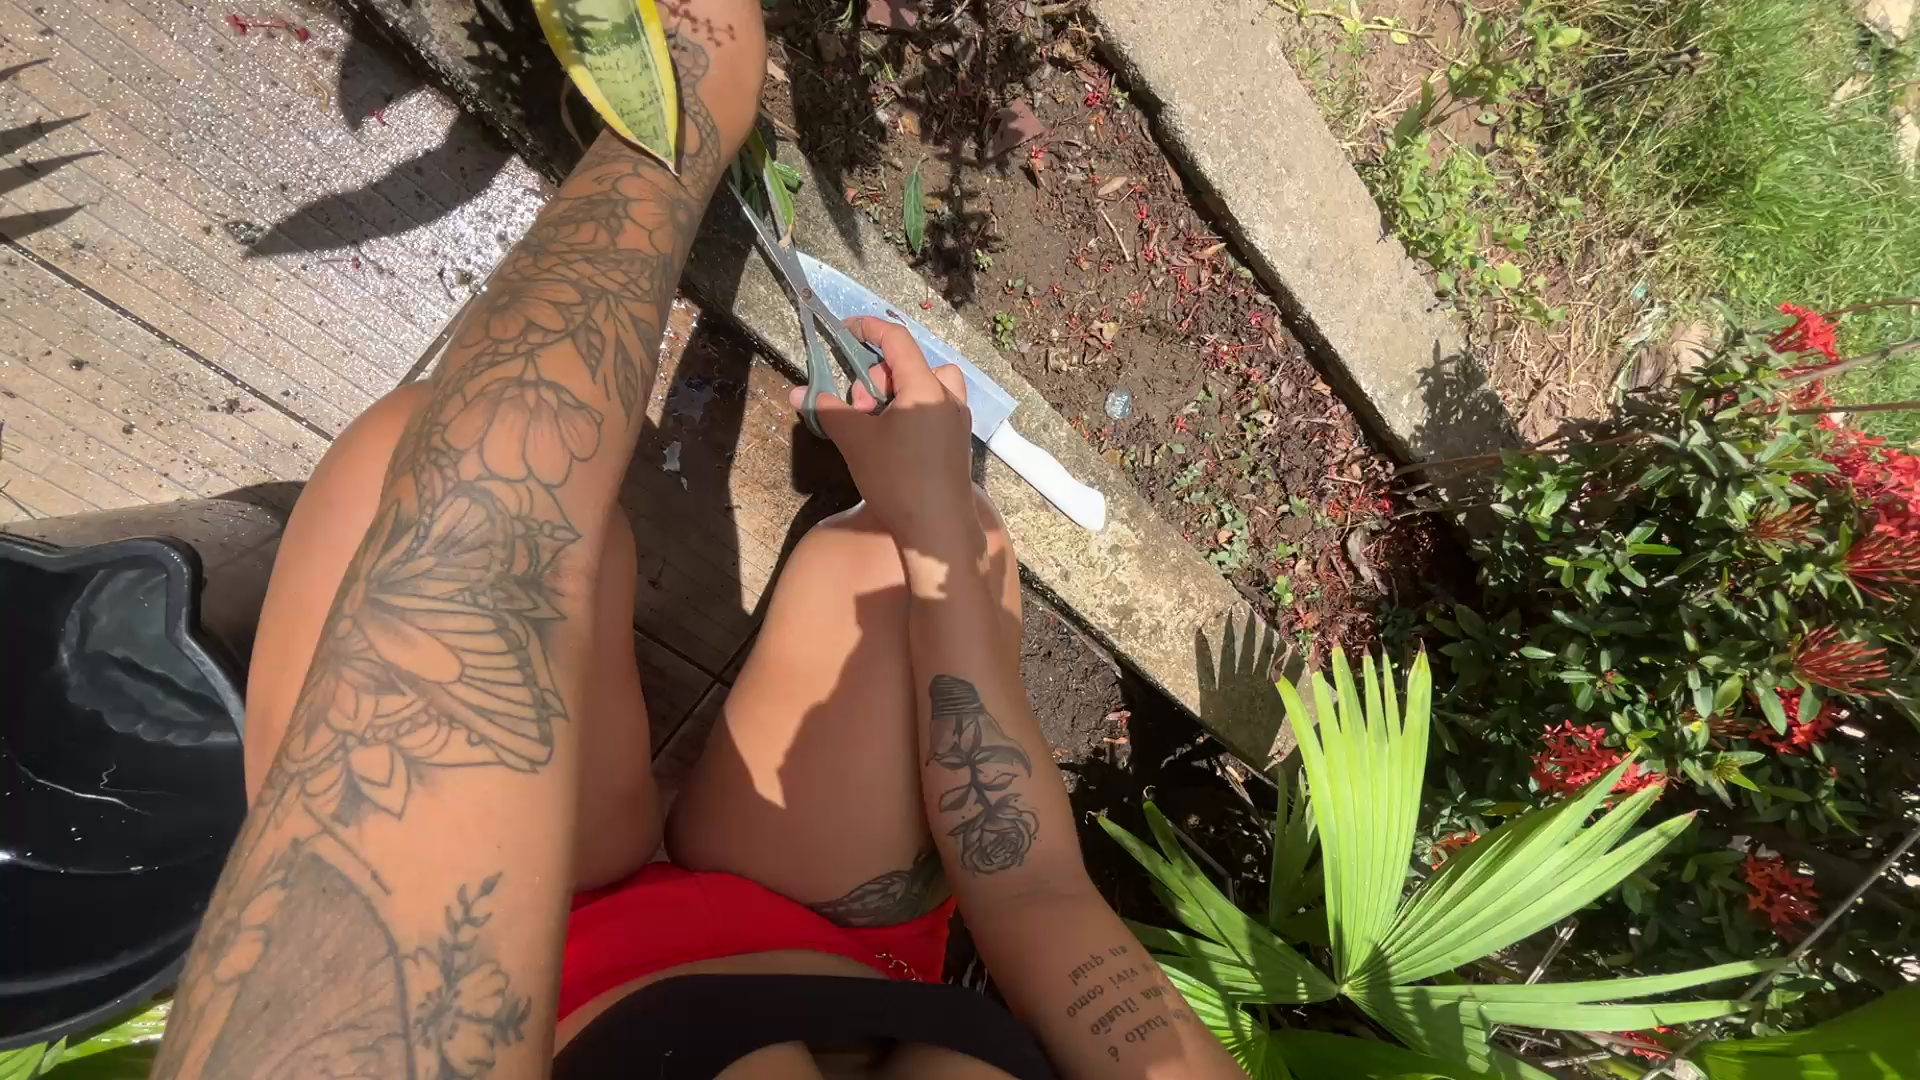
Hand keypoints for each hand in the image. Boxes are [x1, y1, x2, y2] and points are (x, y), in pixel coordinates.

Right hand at [792, 316, 975, 551]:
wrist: (938, 530)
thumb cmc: (898, 479)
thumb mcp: (856, 441)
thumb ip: (829, 411)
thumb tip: (801, 394)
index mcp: (926, 387)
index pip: (897, 339)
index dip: (868, 328)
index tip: (845, 331)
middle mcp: (948, 397)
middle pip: (910, 364)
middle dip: (877, 376)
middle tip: (860, 408)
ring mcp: (957, 421)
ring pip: (927, 386)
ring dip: (897, 393)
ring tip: (877, 423)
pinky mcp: (957, 444)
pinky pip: (933, 410)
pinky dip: (911, 412)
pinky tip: (893, 442)